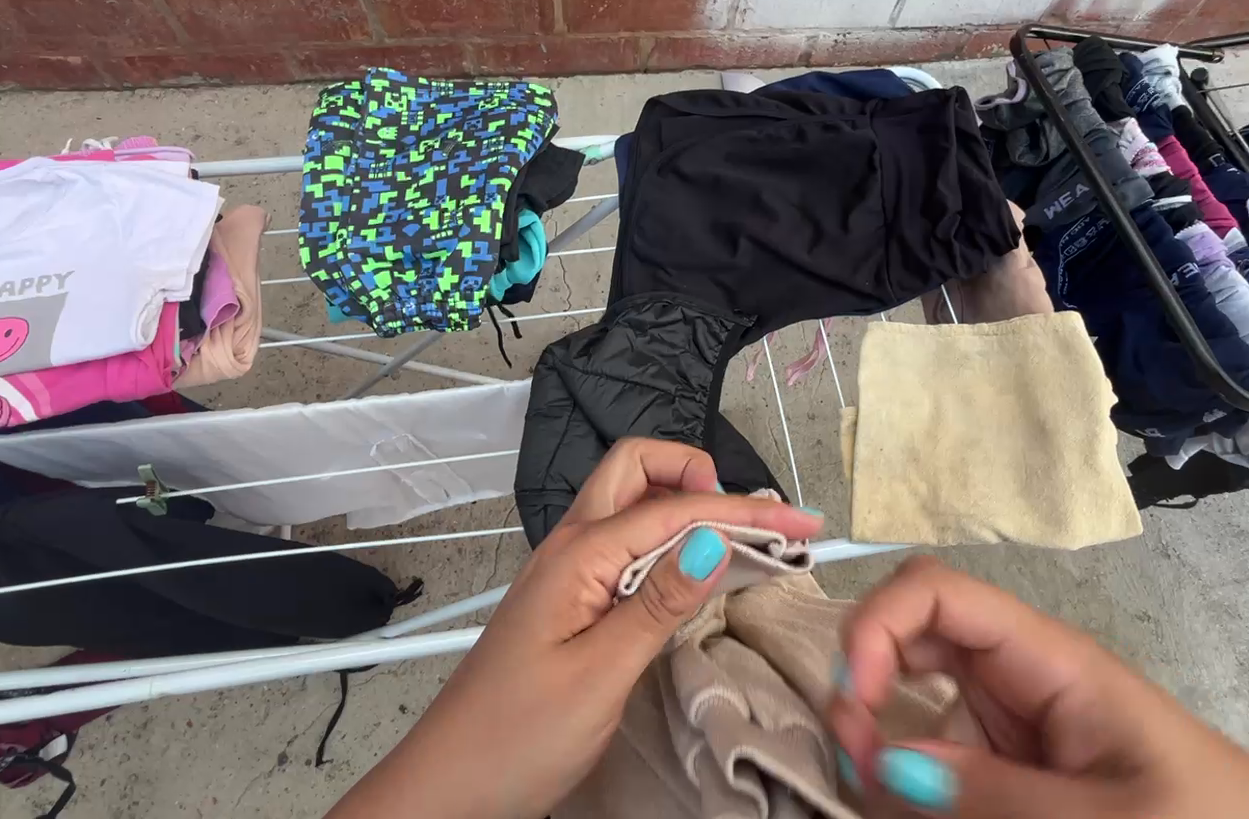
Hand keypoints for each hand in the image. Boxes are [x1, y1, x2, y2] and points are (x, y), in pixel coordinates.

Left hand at [328, 438, 822, 818]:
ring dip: (681, 498)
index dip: (743, 510)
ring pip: (629, 497)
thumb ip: (659, 602)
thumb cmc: (518, 735)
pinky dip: (665, 534)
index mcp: (580, 553)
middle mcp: (572, 542)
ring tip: (731, 533)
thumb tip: (715, 539)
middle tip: (746, 515)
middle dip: (696, 471)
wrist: (448, 782)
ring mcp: (568, 564)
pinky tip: (688, 566)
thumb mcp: (600, 675)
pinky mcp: (571, 590)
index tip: (800, 524)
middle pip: (636, 466)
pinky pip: (624, 537)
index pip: (676, 509)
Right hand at [832, 557, 1248, 818]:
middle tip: (850, 757)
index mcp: (1042, 655)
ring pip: (912, 691)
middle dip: (865, 677)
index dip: (877, 625)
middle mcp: (1012, 668)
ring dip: (881, 734)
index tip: (859, 707)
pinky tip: (908, 806)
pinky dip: (909, 773)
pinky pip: (937, 748)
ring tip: (873, 794)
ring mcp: (1007, 712)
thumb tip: (879, 768)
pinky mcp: (1007, 756)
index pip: (933, 590)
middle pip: (909, 628)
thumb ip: (995, 798)